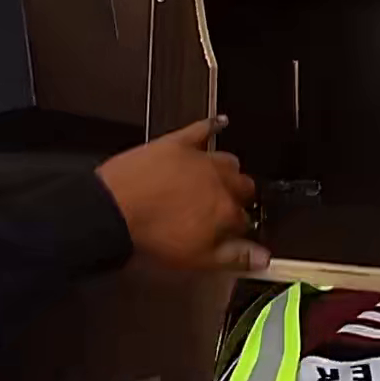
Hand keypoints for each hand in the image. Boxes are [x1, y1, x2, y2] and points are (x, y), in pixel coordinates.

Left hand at [96, 116, 270, 272]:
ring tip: (219, 179)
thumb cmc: (152, 235)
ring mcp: (201, 159)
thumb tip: (263, 258)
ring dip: (228, 171)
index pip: (244, 219)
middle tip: (225, 207)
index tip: (230, 233)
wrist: (116, 209)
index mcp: (226, 211)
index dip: (237, 227)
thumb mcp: (195, 258)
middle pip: (244, 187)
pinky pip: (204, 128)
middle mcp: (221, 182)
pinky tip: (221, 122)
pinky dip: (214, 125)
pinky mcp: (180, 142)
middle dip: (239, 197)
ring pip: (229, 161)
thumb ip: (234, 257)